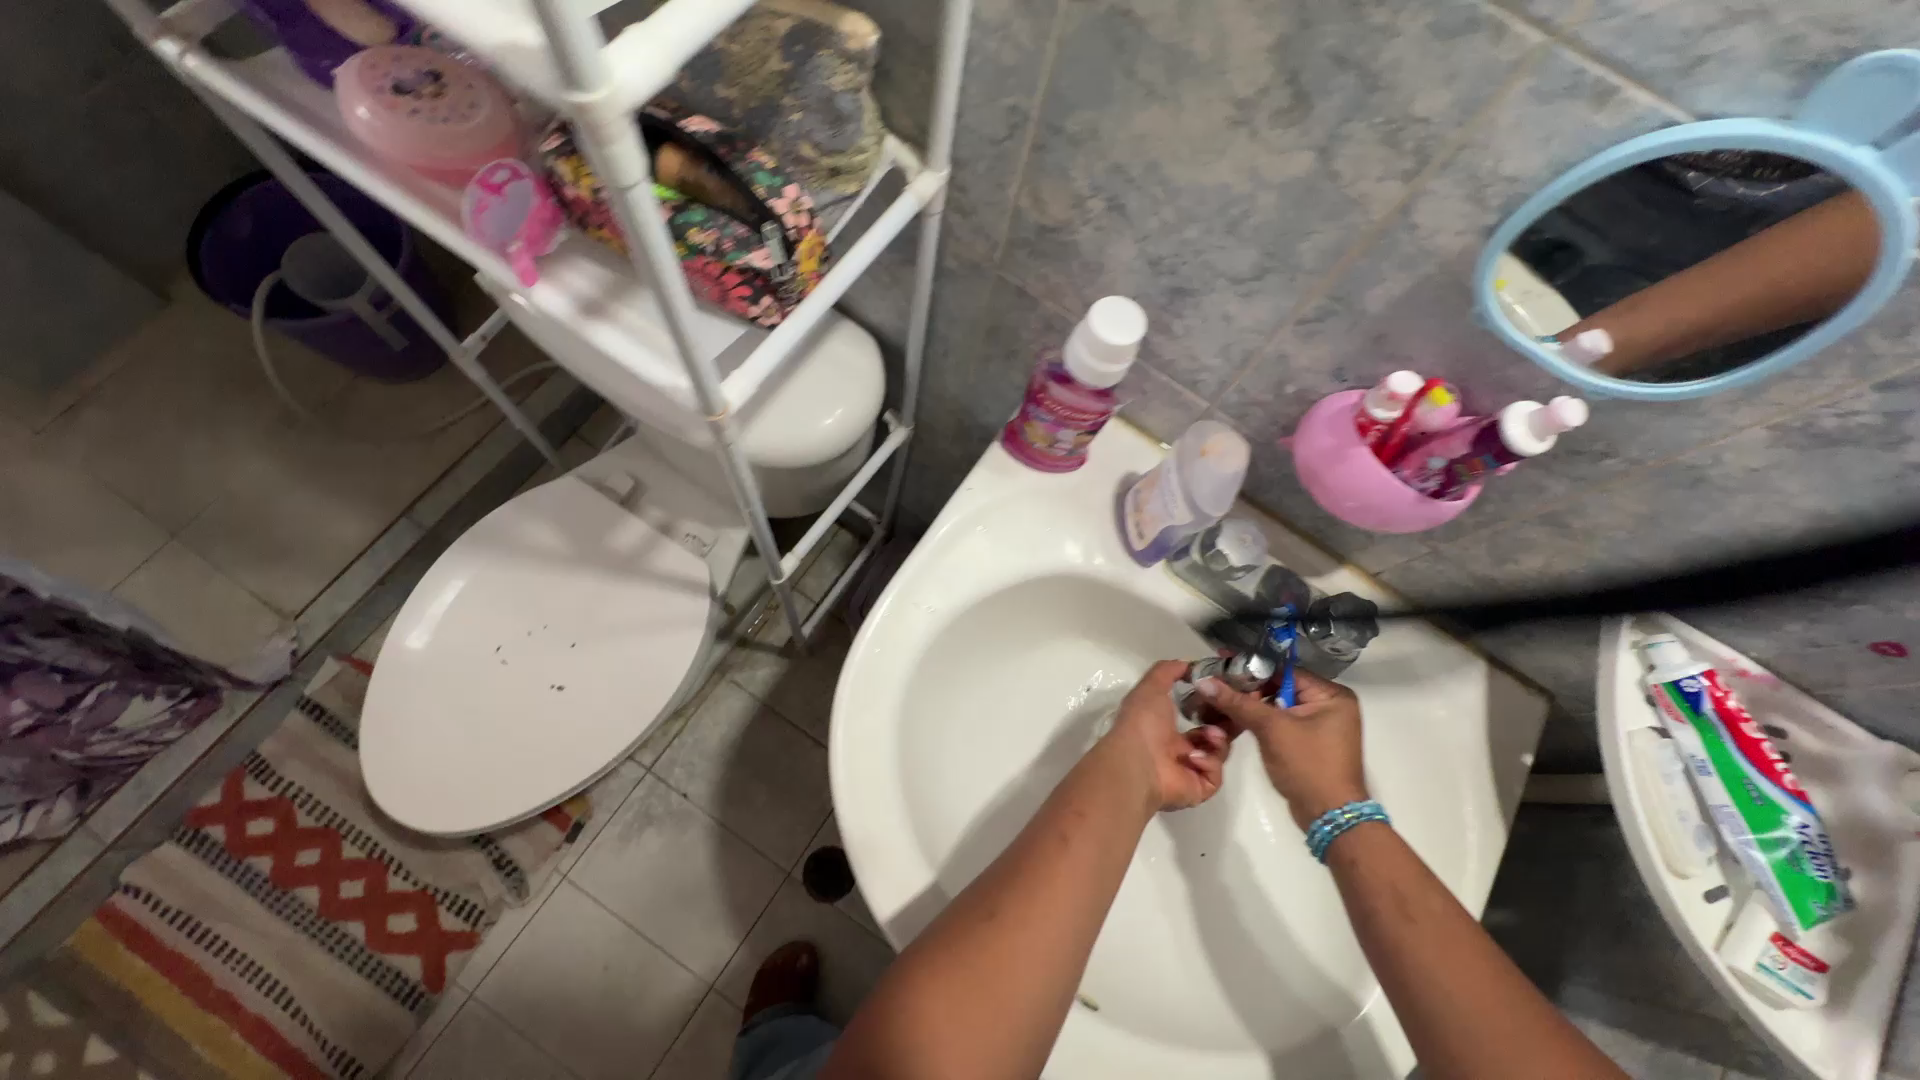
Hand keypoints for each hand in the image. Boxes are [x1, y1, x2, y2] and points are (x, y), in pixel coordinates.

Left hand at [1107, 661, 1231, 811]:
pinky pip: (1215, 774)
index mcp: (1167, 728)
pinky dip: (1208, 762)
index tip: (1231, 695)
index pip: (1200, 718)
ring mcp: (1190, 770)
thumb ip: (1167, 671)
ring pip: (1219, 753)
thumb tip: (1187, 663)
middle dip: (1226, 723)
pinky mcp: (1199, 788)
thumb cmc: (1142, 722)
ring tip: (1208, 736)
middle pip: (1215, 735)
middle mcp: (1180, 750)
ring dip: (1217, 741)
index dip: (1215, 707)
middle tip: (1238, 713)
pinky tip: (1193, 758)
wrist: (1137, 761)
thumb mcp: (1151, 687)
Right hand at [1193, 667, 1366, 828]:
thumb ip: (1238, 702)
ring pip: (1277, 705)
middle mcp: (1328, 705)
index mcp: (1331, 695)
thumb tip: (1203, 681)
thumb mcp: (1272, 729)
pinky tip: (1233, 717)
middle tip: (1214, 683)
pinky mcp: (1307, 742)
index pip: (1285, 671)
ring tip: (1217, 698)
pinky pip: (1279, 722)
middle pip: (1280, 687)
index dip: (1252, 667)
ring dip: (1250, 705)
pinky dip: (1259, 721)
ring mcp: (1318, 725)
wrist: (1328, 816)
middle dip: (1247, 688)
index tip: (1221, 662)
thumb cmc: (1308, 766)